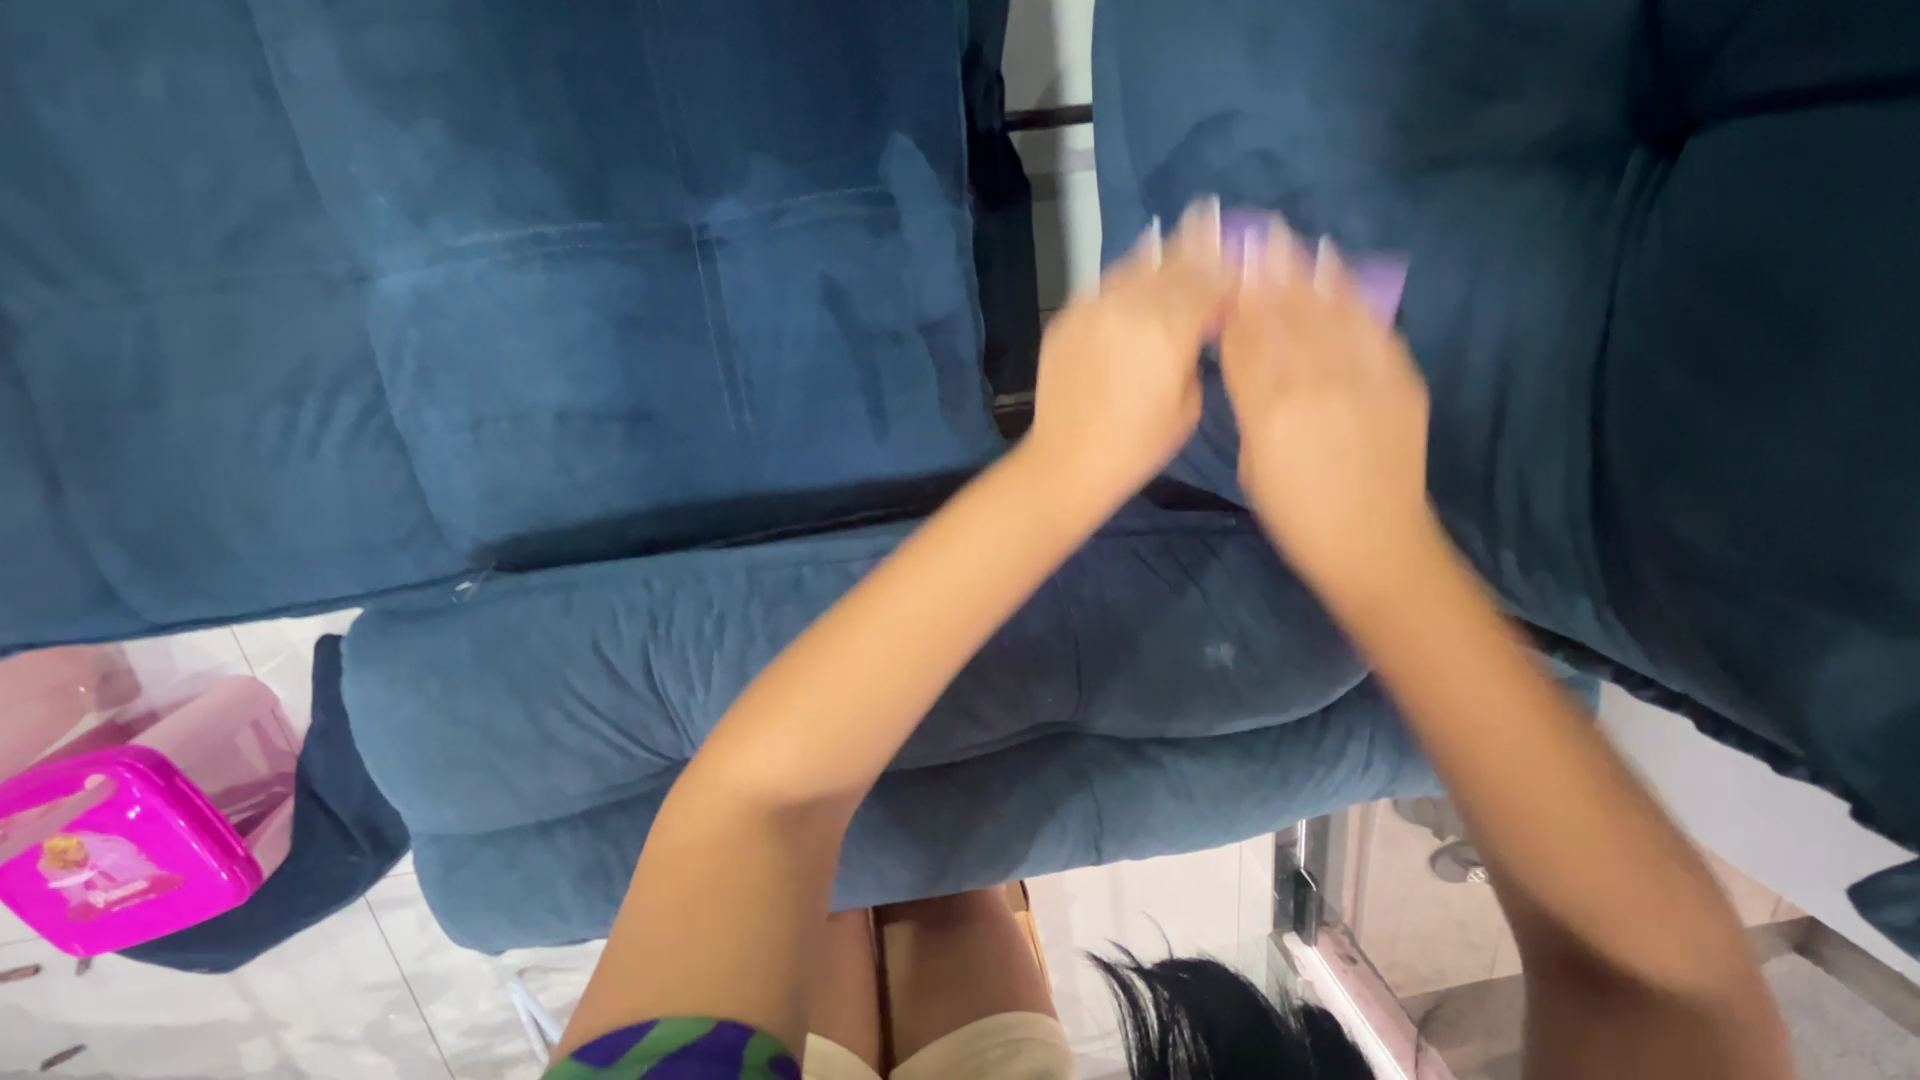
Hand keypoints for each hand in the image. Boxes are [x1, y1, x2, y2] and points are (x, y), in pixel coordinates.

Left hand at [1025, 198, 1235, 497]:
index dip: (1230, 265)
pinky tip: (1136, 285)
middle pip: (1173, 261)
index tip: (1245, 254)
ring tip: (1175, 245)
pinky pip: (1104, 287)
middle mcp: (1130, 305)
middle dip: (1197, 246)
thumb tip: (1201, 324)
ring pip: (1135, 266)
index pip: (1210, 279)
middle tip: (1213, 221)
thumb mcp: (1188, 403)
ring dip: (1159, 257)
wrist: (1067, 461)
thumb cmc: (1138, 445)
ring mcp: (1093, 307)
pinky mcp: (1067, 318)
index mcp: (1169, 328)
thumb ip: (1198, 352)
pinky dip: (1126, 282)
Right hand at [1218, 221, 1438, 596]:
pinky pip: (1369, 325)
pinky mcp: (1397, 379)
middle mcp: (1316, 382)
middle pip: (1284, 315)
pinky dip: (1348, 293)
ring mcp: (1362, 377)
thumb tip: (1242, 357)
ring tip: (1285, 237)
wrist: (1374, 541)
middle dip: (1264, 272)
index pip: (1245, 340)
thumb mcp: (1254, 462)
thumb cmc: (1297, 513)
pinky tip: (1333, 269)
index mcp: (1270, 408)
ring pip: (1326, 311)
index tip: (1218, 269)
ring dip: (1302, 270)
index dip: (1232, 302)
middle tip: (1248, 233)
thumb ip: (1249, 404)